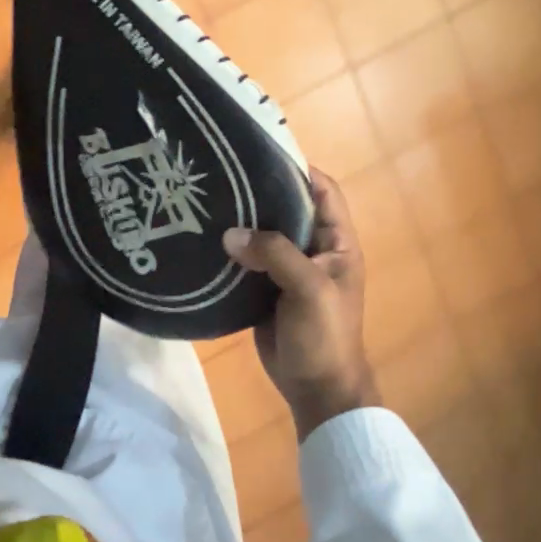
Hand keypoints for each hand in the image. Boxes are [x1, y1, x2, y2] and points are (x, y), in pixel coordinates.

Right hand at [221, 169, 380, 439]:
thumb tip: (230, 233)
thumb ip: (274, 254)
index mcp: (336, 243)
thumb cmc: (324, 336)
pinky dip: (230, 248)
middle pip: (288, 208)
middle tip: (221, 171)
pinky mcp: (266, 288)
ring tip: (206, 198)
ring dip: (241, 220)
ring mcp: (289, 270)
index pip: (323, 191)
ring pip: (264, 233)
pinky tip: (204, 236)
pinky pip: (248, 259)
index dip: (298, 169)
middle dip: (259, 191)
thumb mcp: (308, 289)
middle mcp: (313, 249)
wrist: (317, 390)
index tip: (260, 151)